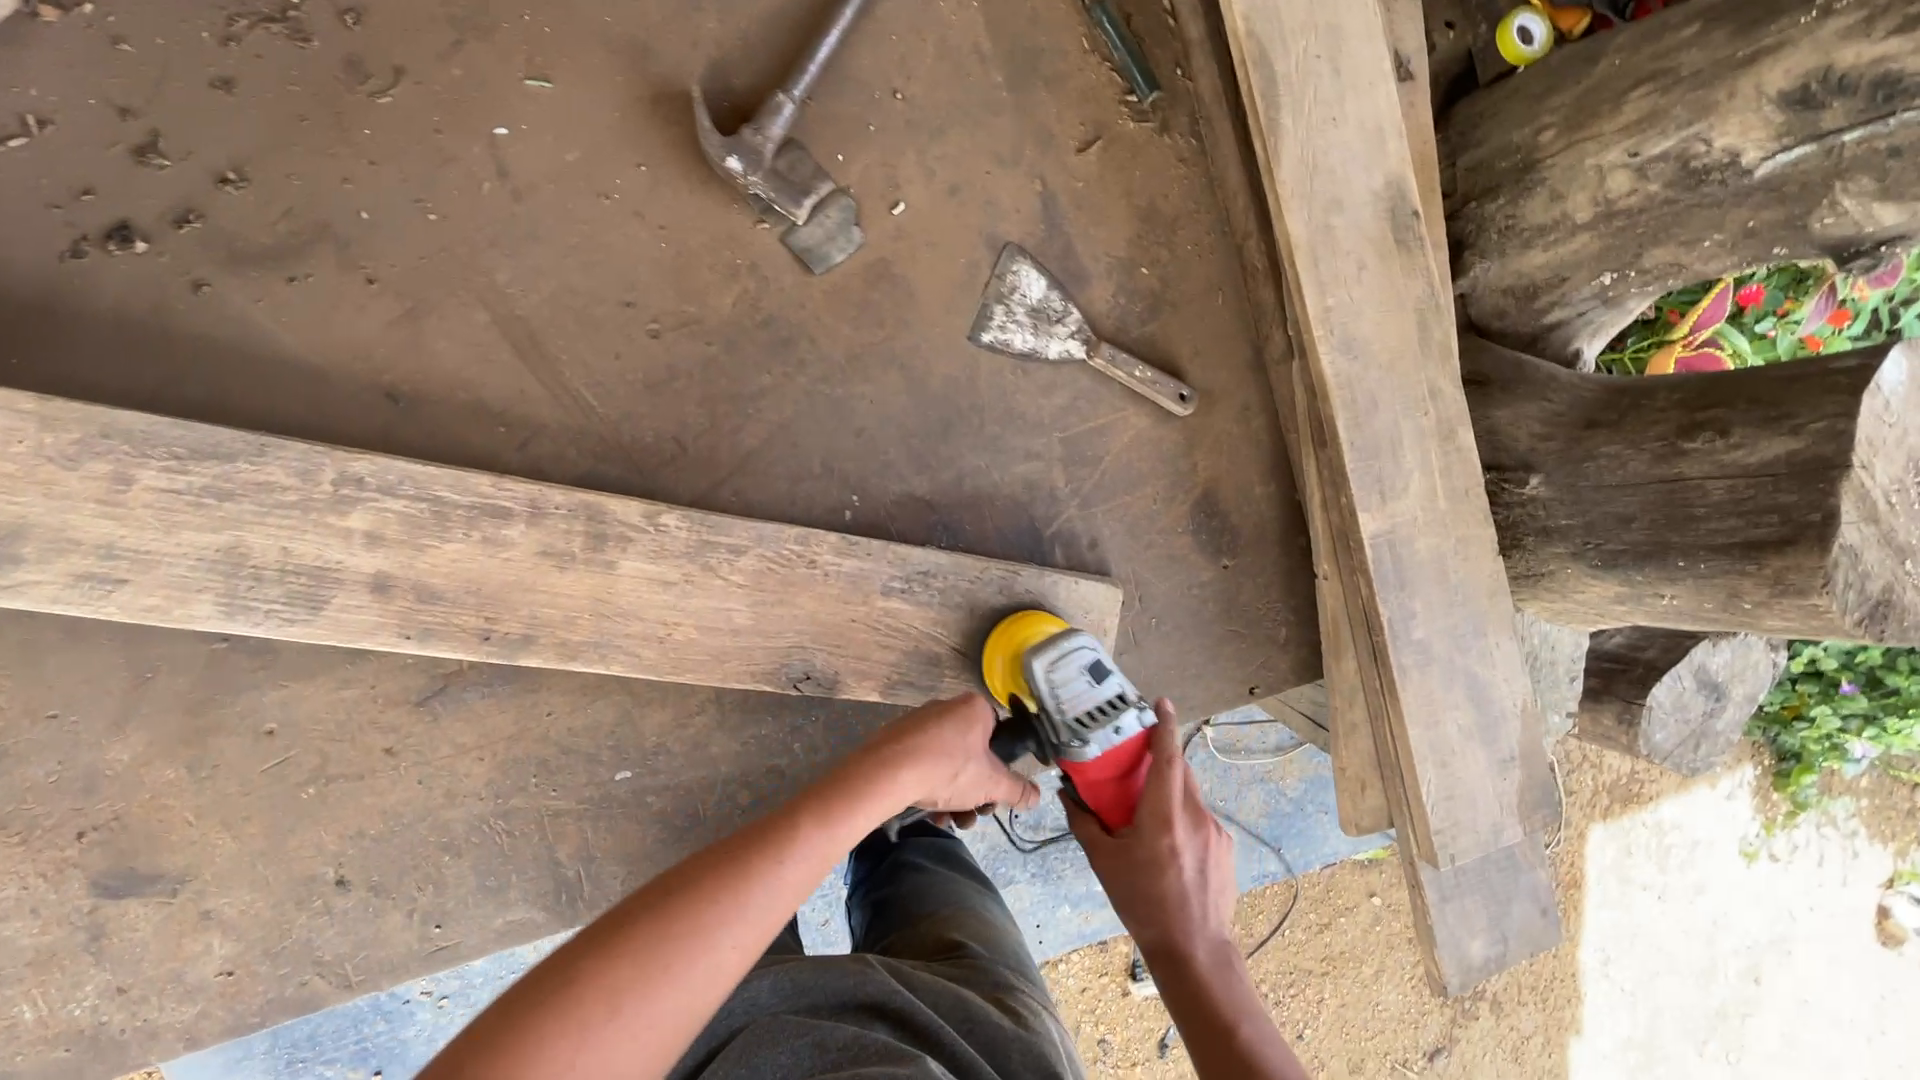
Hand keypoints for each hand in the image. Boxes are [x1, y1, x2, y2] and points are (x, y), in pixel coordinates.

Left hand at [853, 693, 1040, 814]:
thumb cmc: (948, 769)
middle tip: (971, 815)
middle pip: (972, 755)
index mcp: (974, 707)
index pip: (999, 735)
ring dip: (953, 797)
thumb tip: (1036, 796)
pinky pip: (923, 763)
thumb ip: (1017, 790)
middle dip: (974, 791)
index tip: (993, 792)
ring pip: (947, 763)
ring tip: (948, 821)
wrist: (886, 772)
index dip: (999, 767)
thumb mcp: (991, 785)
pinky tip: (928, 813)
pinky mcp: (897, 739)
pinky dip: (929, 787)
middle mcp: (947, 707)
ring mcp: (919, 722)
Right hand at [1065, 700, 1237, 958]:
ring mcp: (1215, 830)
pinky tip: (1168, 845)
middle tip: (1138, 759)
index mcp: (1163, 815)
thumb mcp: (1104, 863)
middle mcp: (1194, 815)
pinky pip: (1200, 817)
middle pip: (1180, 770)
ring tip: (1147, 814)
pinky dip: (1182, 816)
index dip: (1164, 725)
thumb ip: (1084, 823)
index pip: (1168, 756)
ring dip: (1169, 792)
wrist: (1195, 949)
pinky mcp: (1225, 845)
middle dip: (1161, 758)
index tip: (1160, 702)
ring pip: (1190, 794)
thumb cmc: (1143, 904)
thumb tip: (1067, 795)